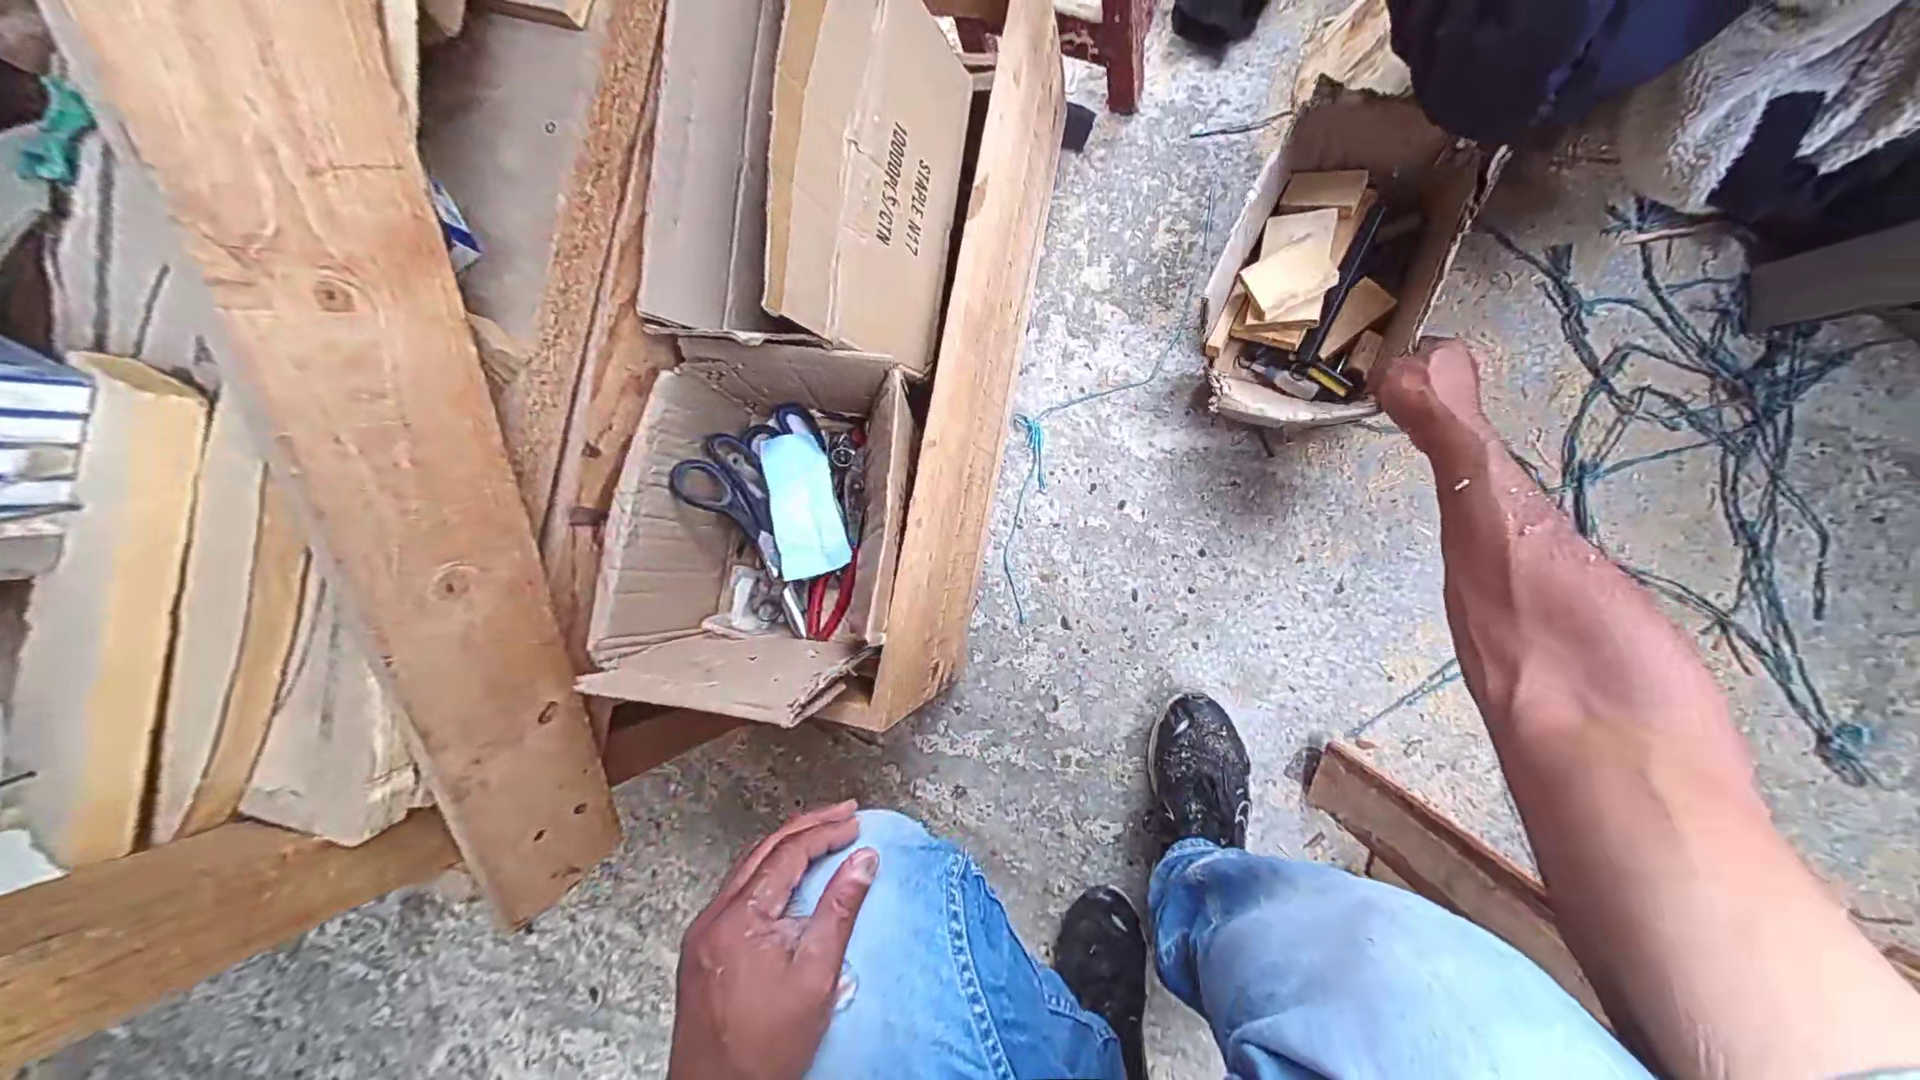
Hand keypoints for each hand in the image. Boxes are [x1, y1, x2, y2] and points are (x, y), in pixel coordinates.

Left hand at [666, 801, 877, 1079]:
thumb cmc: (764, 1050)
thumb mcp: (816, 975)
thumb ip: (840, 909)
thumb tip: (864, 860)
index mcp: (739, 918)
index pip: (788, 853)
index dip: (825, 832)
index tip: (854, 824)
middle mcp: (714, 916)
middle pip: (766, 849)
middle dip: (808, 825)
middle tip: (843, 814)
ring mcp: (704, 931)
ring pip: (750, 865)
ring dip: (788, 844)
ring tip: (822, 833)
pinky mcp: (703, 946)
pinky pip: (740, 888)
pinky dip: (770, 869)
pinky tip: (789, 872)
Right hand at [1374, 337, 1495, 454]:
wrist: (1447, 431)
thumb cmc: (1427, 400)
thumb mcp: (1385, 374)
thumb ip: (1378, 368)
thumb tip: (1374, 374)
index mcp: (1449, 343)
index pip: (1414, 344)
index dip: (1393, 358)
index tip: (1382, 369)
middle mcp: (1464, 360)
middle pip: (1423, 367)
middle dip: (1405, 379)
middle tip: (1387, 389)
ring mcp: (1466, 386)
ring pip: (1429, 388)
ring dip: (1413, 397)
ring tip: (1399, 407)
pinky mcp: (1462, 408)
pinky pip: (1434, 406)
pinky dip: (1422, 412)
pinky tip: (1413, 418)